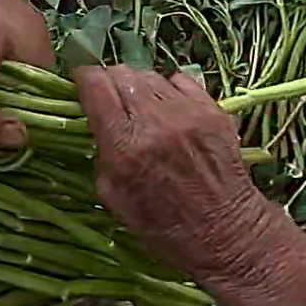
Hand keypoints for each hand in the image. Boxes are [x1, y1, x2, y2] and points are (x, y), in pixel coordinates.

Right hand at [77, 65, 290, 288]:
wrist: (224, 233)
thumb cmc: (161, 224)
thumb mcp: (112, 195)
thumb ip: (101, 152)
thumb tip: (96, 121)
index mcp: (124, 146)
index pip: (96, 85)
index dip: (84, 79)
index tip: (81, 84)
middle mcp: (155, 121)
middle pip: (121, 73)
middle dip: (109, 81)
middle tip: (109, 97)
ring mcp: (187, 112)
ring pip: (149, 74)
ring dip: (138, 85)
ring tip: (139, 105)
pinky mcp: (213, 110)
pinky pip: (180, 80)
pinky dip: (167, 88)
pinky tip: (167, 108)